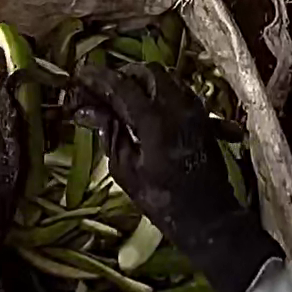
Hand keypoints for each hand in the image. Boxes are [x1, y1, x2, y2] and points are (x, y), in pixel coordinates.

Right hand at [73, 58, 283, 291]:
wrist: (210, 219)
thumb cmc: (162, 200)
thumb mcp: (125, 169)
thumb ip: (109, 132)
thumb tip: (88, 109)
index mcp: (154, 118)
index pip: (120, 85)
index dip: (98, 78)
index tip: (80, 75)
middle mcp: (176, 105)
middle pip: (145, 72)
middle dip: (121, 75)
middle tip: (103, 88)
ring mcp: (193, 109)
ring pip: (164, 77)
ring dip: (141, 80)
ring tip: (123, 95)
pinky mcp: (202, 117)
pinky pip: (178, 89)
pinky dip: (159, 90)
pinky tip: (147, 105)